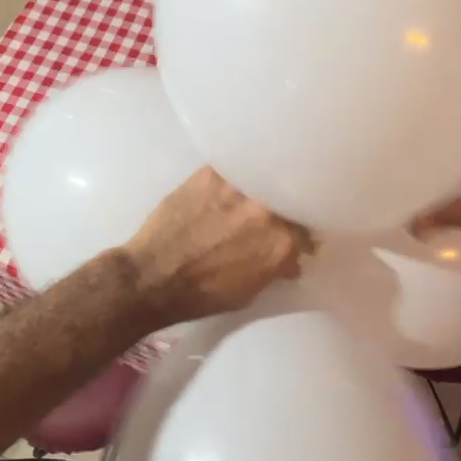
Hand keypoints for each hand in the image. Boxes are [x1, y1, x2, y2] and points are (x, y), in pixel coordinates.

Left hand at [122, 167, 310, 326]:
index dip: (303, 233)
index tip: (300, 236)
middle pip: (290, 199)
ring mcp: (237, 187)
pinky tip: (236, 180)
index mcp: (280, 243)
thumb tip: (292, 258)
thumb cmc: (203, 294)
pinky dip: (239, 174)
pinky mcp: (211, 173)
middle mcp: (265, 210)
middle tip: (279, 214)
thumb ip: (276, 266)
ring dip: (265, 186)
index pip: (307, 228)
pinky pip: (237, 167)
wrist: (154, 277)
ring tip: (257, 193)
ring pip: (265, 178)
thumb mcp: (251, 290)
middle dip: (288, 208)